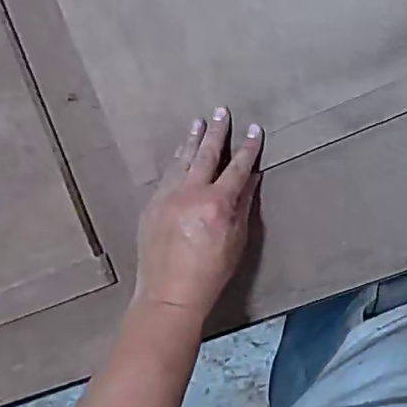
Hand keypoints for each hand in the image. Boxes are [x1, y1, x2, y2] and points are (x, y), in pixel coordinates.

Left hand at [132, 108, 261, 324]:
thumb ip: (243, 205)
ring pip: (182, 160)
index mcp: (217, 204)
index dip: (248, 147)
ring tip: (198, 122)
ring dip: (192, 139)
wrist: (168, 296)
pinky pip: (167, 176)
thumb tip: (251, 178)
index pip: (237, 167)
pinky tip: (180, 153)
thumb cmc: (210, 273)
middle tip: (221, 111)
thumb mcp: (236, 240)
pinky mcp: (152, 205)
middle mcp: (191, 194)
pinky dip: (176, 162)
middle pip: (207, 154)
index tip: (254, 129)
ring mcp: (168, 197)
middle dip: (217, 131)